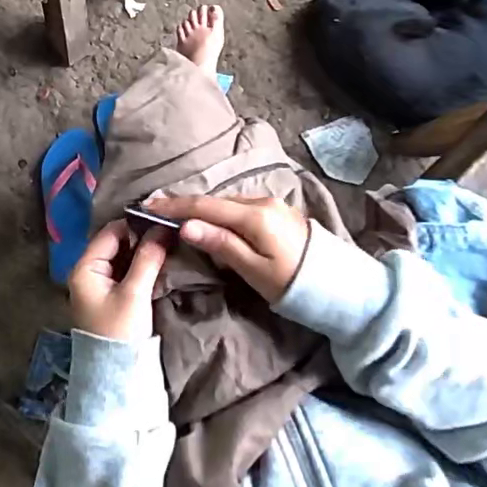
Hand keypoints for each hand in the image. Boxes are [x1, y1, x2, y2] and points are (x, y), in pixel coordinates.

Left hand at [67, 220, 171, 339]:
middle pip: (115, 243)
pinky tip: (158, 260)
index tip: (161, 220)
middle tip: (168, 231)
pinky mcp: (110, 296)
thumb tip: (162, 228)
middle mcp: (87, 272)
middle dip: (140, 236)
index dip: (134, 224)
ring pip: (122, 257)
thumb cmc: (121, 331)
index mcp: (84, 268)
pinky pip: (124, 270)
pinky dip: (139, 264)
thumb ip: (148, 258)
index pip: (110, 233)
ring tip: (167, 242)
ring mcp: (98, 285)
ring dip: (142, 250)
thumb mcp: (135, 293)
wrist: (116, 375)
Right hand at [146, 195, 308, 303]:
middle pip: (215, 201)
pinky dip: (219, 212)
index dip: (175, 206)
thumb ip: (221, 244)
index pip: (205, 206)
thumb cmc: (292, 283)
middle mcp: (262, 202)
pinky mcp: (277, 213)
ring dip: (201, 208)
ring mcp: (272, 205)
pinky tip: (208, 218)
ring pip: (227, 203)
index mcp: (255, 216)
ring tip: (176, 214)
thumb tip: (186, 226)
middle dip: (184, 205)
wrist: (338, 285)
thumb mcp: (254, 269)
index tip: (148, 207)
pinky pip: (239, 208)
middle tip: (155, 210)